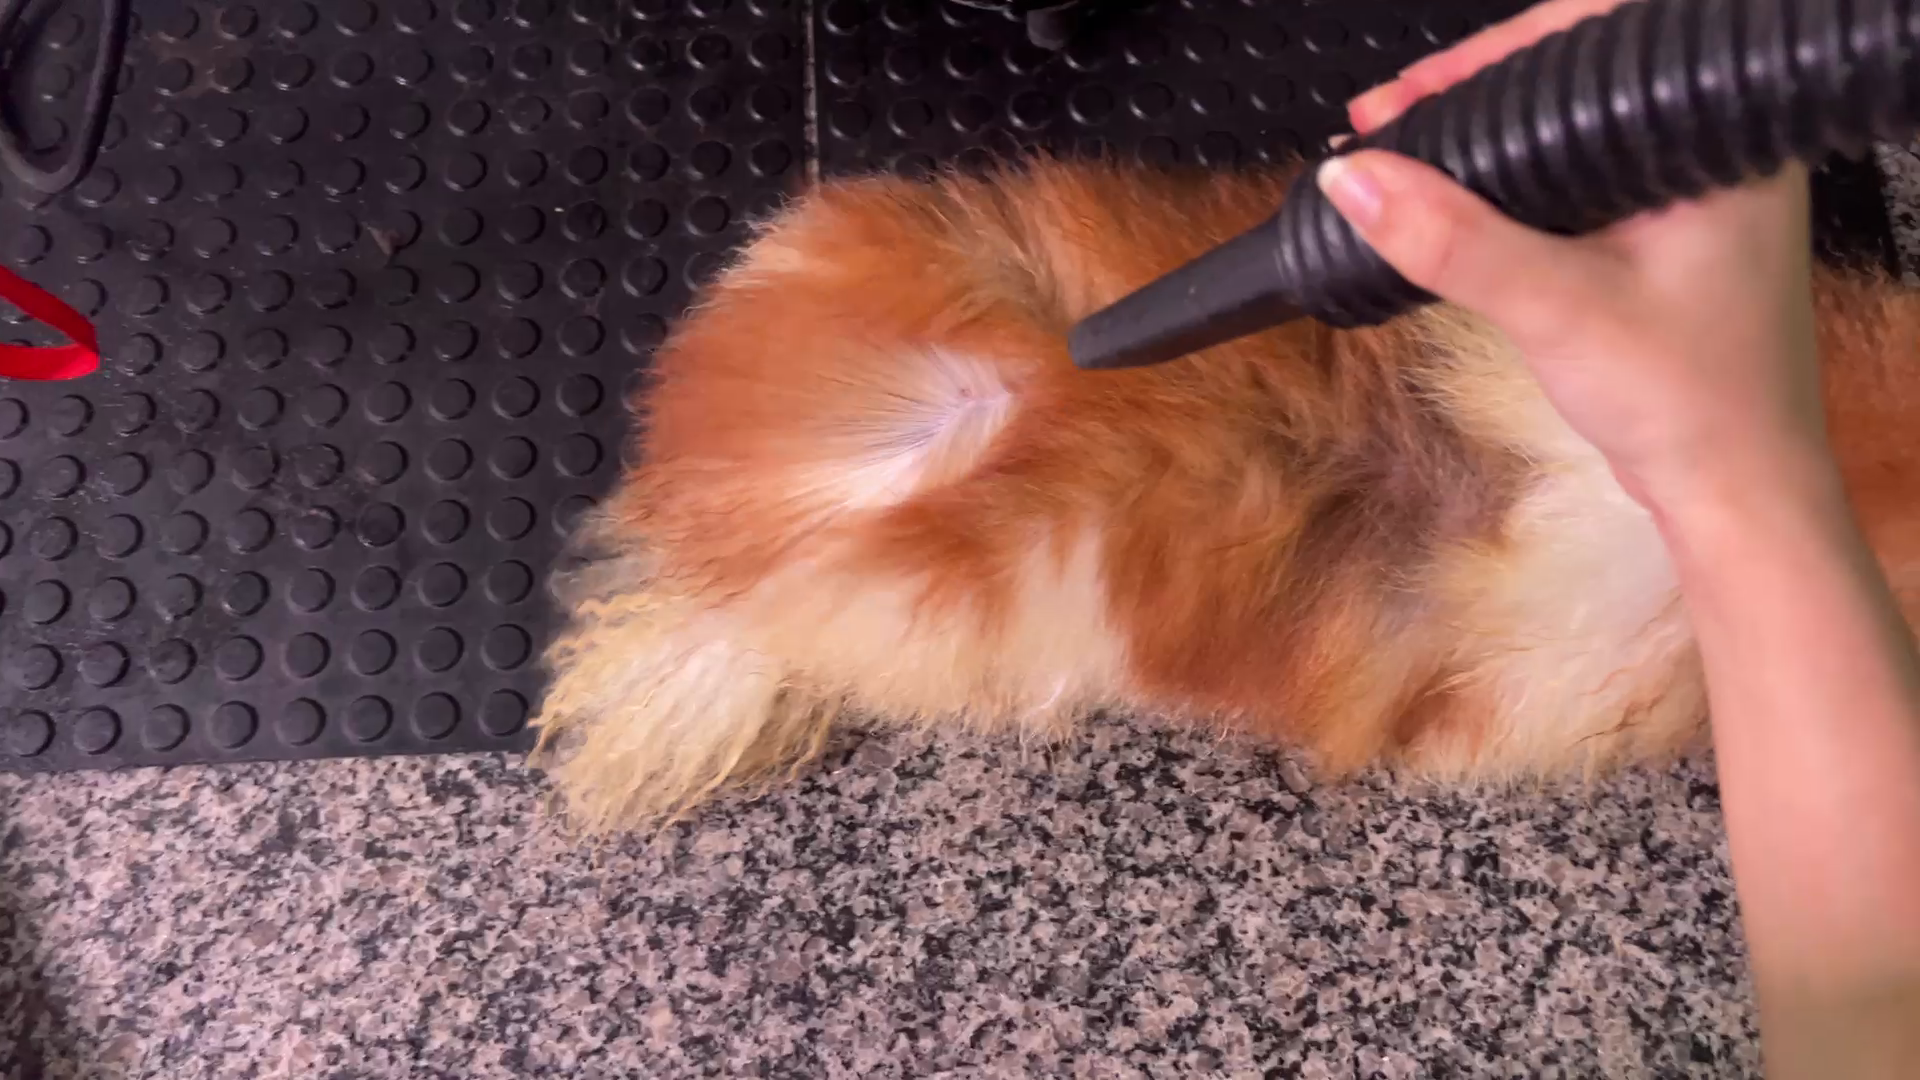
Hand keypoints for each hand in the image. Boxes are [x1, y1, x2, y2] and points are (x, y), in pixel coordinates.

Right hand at [1320, 0, 1828, 514]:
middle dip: (1466, 97)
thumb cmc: (1674, 390)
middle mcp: (1697, 147)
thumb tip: (1350, 180)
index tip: (1398, 98)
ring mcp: (1666, 194)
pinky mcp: (1637, 236)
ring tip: (1396, 156)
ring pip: (1553, 139)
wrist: (1720, 476)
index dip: (1489, 54)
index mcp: (1714, 129)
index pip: (1597, 41)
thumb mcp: (1553, 306)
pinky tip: (1445, 206)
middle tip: (1381, 123)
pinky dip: (1488, 191)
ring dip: (1470, 147)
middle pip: (1569, 84)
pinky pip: (1551, 188)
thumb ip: (1453, 243)